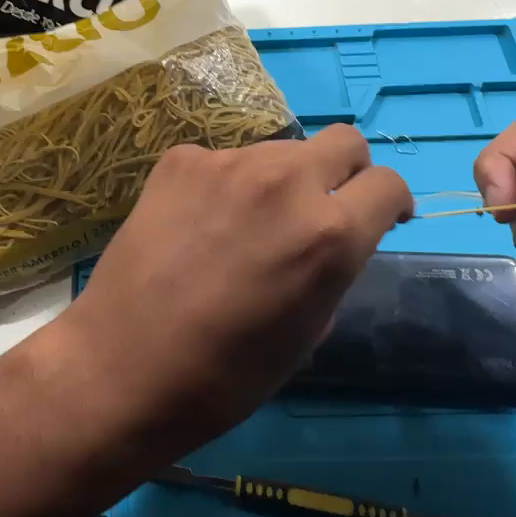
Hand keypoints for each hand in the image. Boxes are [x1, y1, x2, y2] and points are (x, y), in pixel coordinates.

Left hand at [52, 124, 411, 449]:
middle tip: (322, 208)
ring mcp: (228, 162)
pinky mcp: (180, 160)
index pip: (389, 183)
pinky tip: (198, 226)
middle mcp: (287, 181)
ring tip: (245, 227)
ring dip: (282, 180)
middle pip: (344, 141)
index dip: (391, 203)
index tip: (381, 219)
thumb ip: (334, 266)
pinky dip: (226, 186)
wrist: (124, 366)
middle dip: (347, 171)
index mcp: (331, 232)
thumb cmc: (227, 375)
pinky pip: (223, 160)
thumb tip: (332, 238)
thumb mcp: (310, 329)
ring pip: (279, 150)